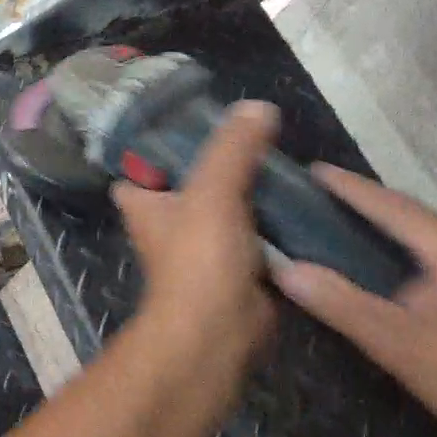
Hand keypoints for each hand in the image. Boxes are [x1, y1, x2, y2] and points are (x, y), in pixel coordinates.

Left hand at [112, 101, 277, 401]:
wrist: (219, 329)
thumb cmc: (199, 257)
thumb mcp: (213, 190)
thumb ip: (232, 148)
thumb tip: (257, 107)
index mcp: (142, 203)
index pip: (138, 164)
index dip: (157, 143)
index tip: (194, 117)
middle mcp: (164, 221)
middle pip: (190, 180)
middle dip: (218, 161)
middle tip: (257, 131)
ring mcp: (199, 244)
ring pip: (225, 204)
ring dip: (249, 189)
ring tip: (284, 155)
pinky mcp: (233, 264)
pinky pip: (252, 231)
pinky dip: (271, 217)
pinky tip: (298, 195)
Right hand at [273, 165, 436, 436]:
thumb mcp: (399, 348)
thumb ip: (342, 306)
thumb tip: (287, 270)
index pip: (396, 209)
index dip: (353, 190)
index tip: (320, 171)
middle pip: (429, 231)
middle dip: (386, 229)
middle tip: (346, 233)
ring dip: (422, 262)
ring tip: (393, 285)